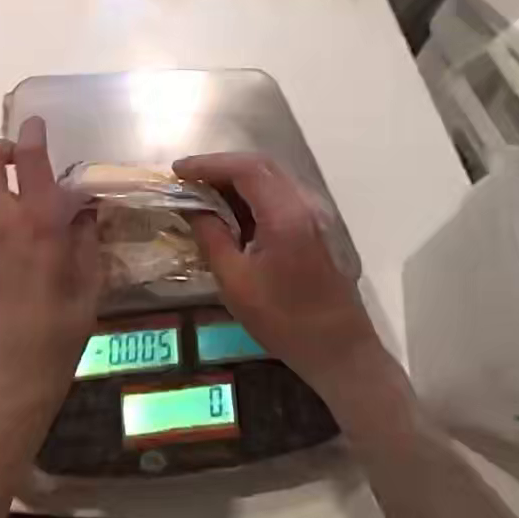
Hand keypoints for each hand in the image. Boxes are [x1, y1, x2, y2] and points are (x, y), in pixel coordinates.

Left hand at [0, 116, 101, 432]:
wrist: (1, 379)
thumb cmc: (56, 335)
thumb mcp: (87, 286)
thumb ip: (86, 238)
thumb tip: (84, 206)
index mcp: (38, 222)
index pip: (30, 159)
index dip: (32, 133)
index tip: (35, 124)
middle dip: (0, 149)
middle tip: (17, 163)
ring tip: (5, 202)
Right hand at [173, 152, 381, 388]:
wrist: (341, 353)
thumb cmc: (284, 320)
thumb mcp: (234, 280)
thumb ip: (210, 235)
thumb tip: (190, 206)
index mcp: (286, 217)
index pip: (244, 169)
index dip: (207, 164)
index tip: (177, 171)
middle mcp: (305, 205)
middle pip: (259, 165)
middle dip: (220, 165)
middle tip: (188, 177)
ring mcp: (316, 213)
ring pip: (271, 175)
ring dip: (235, 176)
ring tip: (203, 190)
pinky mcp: (317, 225)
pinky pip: (280, 192)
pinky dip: (251, 190)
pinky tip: (231, 207)